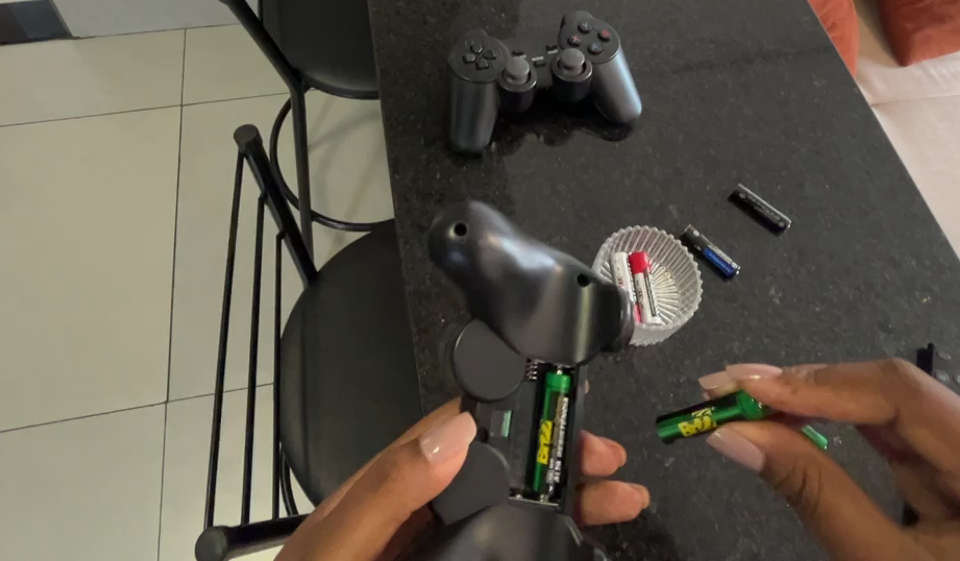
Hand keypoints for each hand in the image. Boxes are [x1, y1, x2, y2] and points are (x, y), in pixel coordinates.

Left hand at [277, 400, 649, 560]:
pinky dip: (548, 540)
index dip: (520, 416)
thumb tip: (459, 433)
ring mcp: (440, 543)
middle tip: (612, 465)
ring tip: (619, 503)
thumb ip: (389, 489)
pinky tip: (579, 542)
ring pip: (512, 512)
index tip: (567, 413)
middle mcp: (423, 507)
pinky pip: (505, 547)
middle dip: (559, 460)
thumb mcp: (340, 540)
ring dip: (567, 501)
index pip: (466, 431)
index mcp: (398, 480)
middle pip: (503, 472)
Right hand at [698, 360, 959, 559]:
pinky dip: (843, 432)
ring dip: (816, 405)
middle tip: (726, 391)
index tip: (743, 388)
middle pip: (899, 397)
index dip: (819, 383)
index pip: (906, 397)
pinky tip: (792, 422)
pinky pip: (900, 441)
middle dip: (808, 391)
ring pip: (893, 413)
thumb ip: (815, 495)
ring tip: (746, 401)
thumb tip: (731, 433)